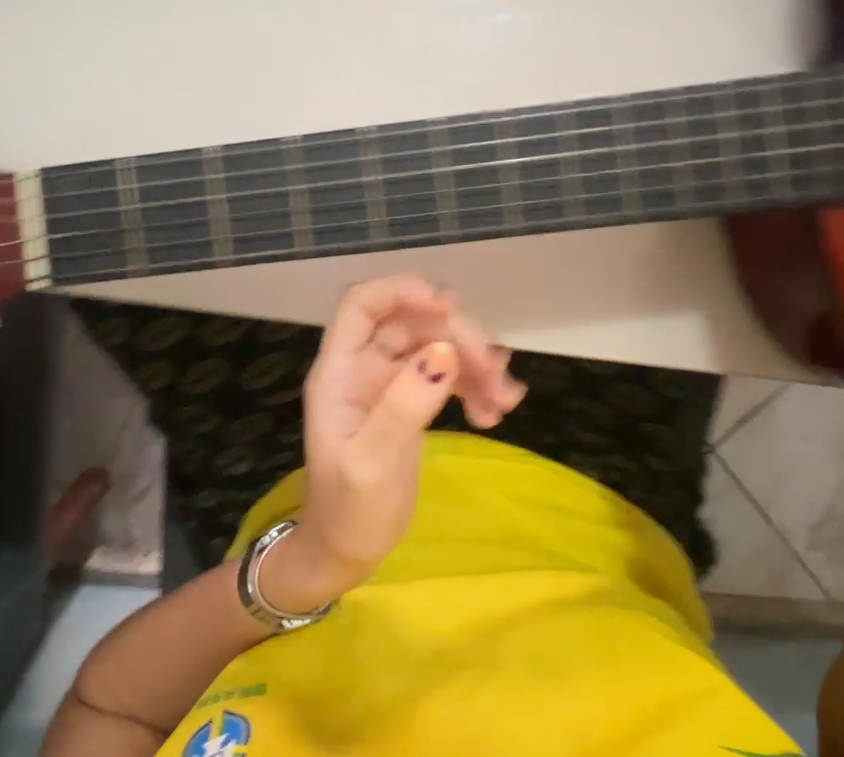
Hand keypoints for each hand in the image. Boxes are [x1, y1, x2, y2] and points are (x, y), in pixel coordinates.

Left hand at [260, 276, 526, 613]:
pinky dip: (474, 385)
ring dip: (474, 364)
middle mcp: (363, 368)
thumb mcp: (374, 461)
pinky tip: (495, 410)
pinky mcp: (412, 402)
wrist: (347, 553)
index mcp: (339, 372)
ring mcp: (389, 384)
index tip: (450, 304)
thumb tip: (445, 351)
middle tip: (494, 371)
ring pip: (436, 348)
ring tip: (504, 400)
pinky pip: (447, 375)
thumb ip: (406, 404)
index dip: (402, 291)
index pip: (362, 305)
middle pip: (413, 324)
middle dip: (457, 338)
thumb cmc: (349, 510)